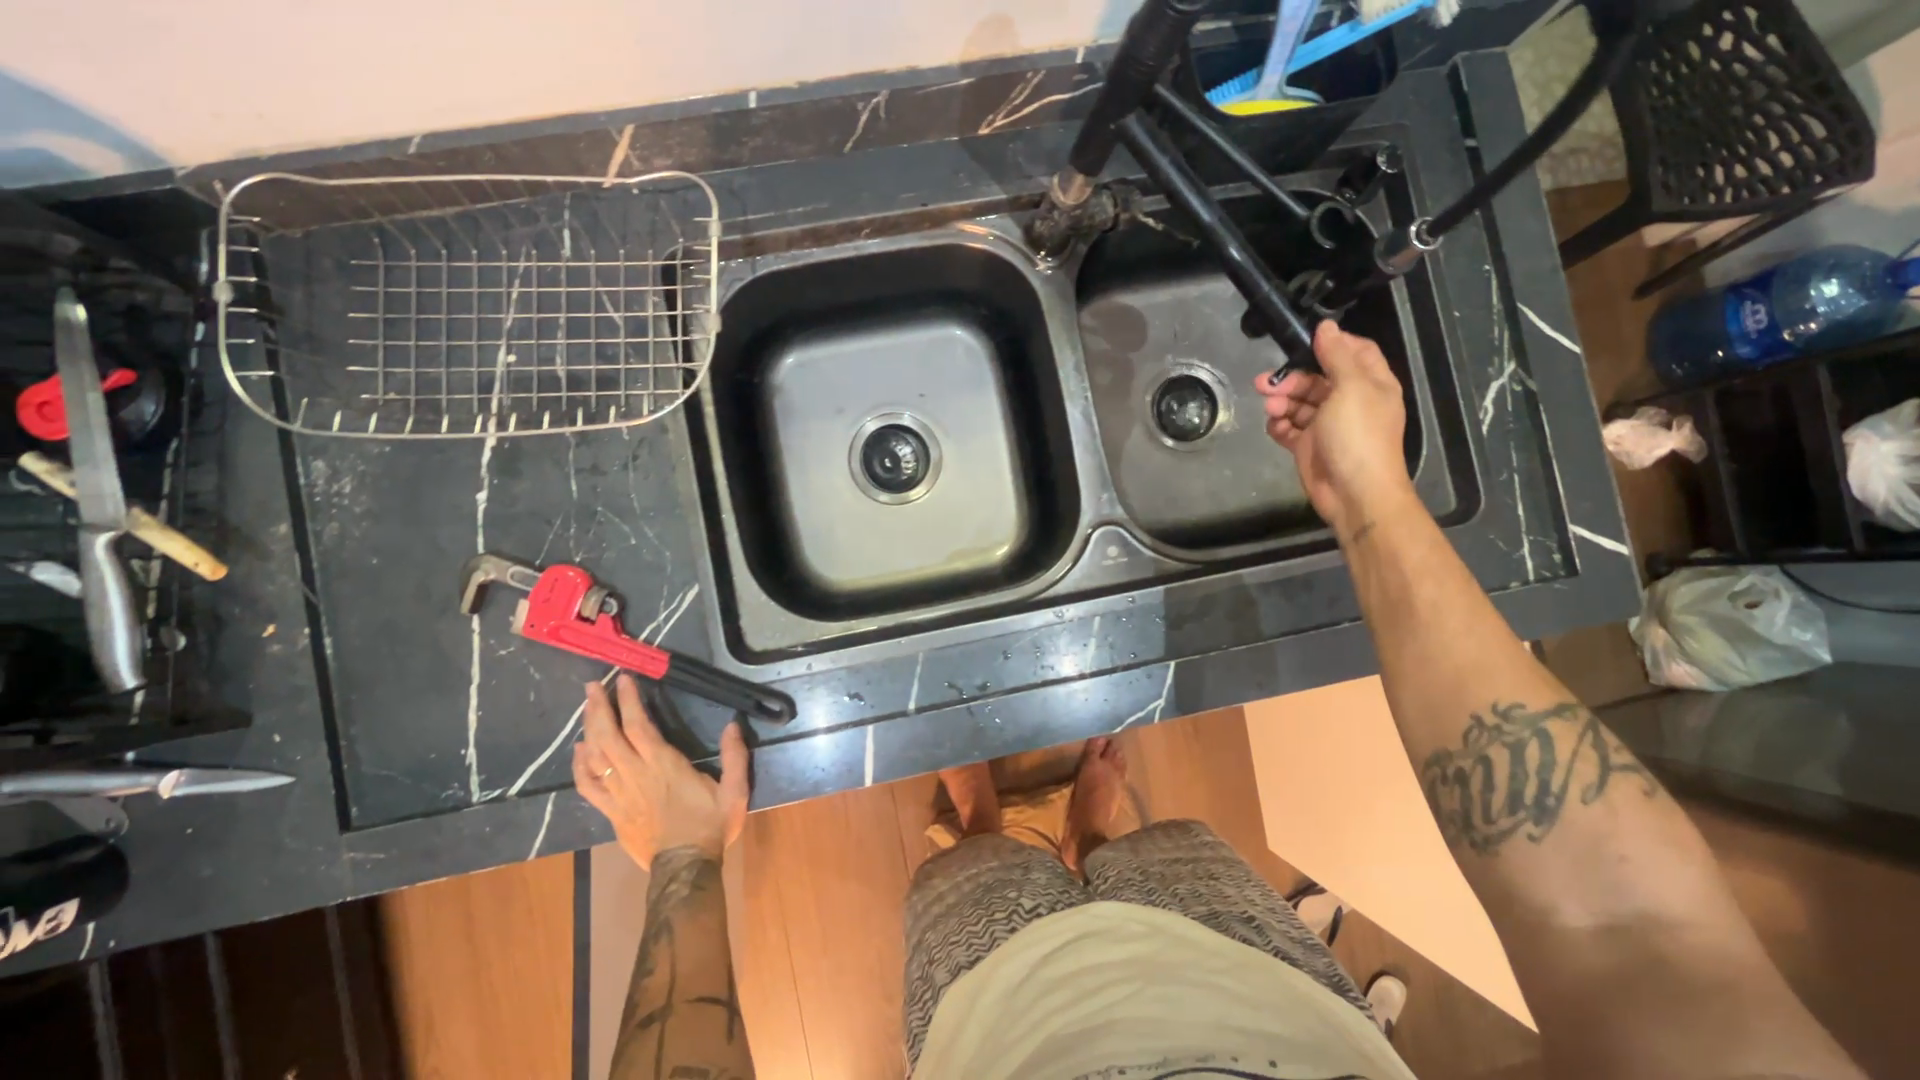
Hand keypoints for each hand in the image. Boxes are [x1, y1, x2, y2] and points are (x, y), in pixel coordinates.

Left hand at [572, 674, 749, 865]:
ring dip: (588, 728)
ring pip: (596, 755)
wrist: (685, 867)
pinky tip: (579, 750)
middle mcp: (636, 773)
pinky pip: (588, 785)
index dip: (628, 700)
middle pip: (609, 734)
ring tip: (585, 707)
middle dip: (599, 707)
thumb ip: (735, 757)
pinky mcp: (611, 811)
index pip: (639, 725)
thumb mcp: (734, 791)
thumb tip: (733, 725)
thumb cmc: (710, 826)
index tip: (623, 680)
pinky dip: (580, 766)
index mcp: (664, 764)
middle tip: (592, 685)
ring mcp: (619, 793)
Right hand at [1254, 320, 1413, 538]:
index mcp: (1370, 384)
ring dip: (1281, 401)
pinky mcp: (1309, 446)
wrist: (1355, 493)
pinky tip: (1275, 427)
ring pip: (1299, 402)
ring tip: (1269, 408)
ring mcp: (1328, 425)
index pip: (1354, 352)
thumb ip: (1337, 355)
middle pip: (1317, 378)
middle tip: (1266, 383)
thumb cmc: (1358, 436)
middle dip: (1291, 377)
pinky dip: (1279, 426)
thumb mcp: (1351, 388)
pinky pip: (1290, 428)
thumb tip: (1326, 326)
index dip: (1330, 344)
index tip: (1303, 343)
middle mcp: (1350, 401)